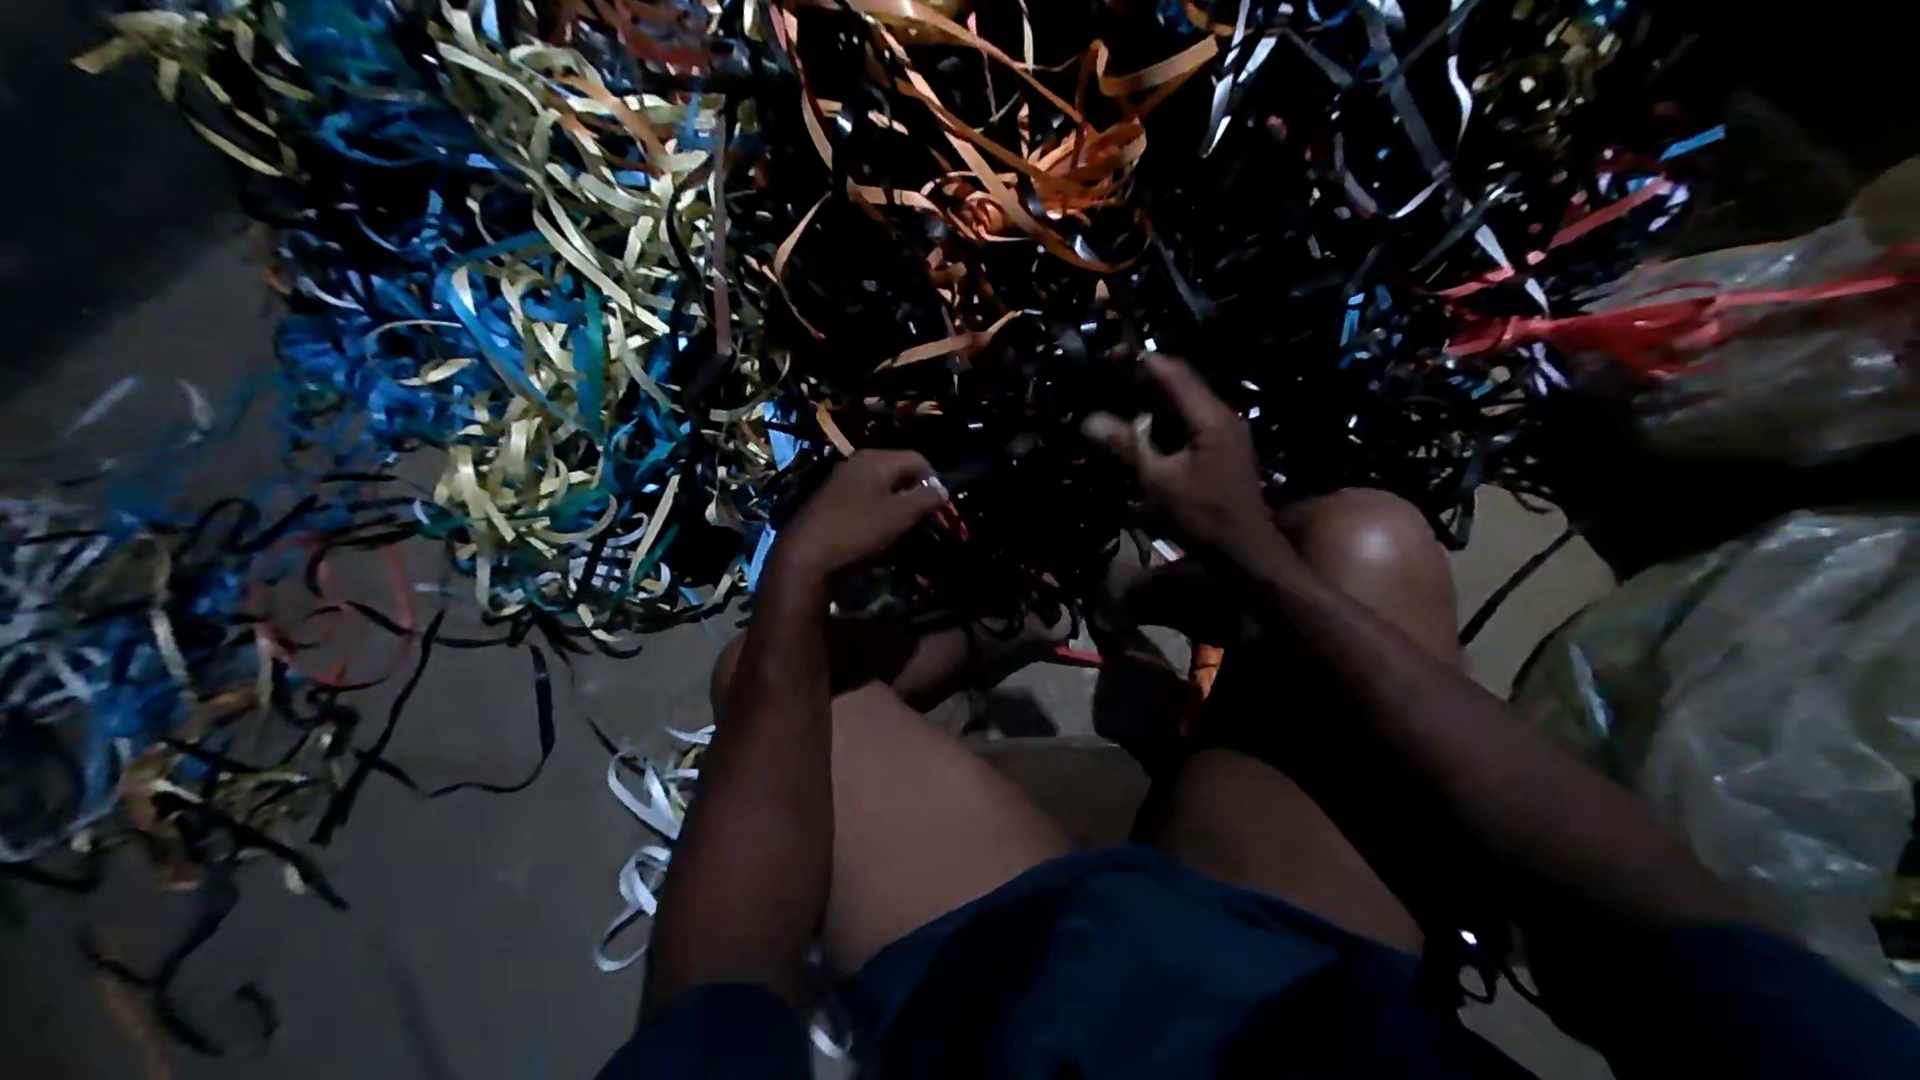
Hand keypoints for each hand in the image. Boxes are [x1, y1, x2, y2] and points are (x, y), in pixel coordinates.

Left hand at [773, 449, 946, 581]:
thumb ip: (926, 499)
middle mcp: (858, 462)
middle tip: (923, 516)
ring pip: (882, 484)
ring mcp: (842, 480)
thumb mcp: (900, 515)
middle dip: (915, 490)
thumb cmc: (858, 531)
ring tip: (903, 525)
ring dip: (897, 501)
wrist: (806, 556)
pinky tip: (878, 528)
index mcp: (876, 459)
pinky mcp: (832, 499)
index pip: (918, 459)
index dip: (934, 480)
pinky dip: (878, 508)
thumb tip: (943, 489)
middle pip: (899, 469)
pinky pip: (866, 496)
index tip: (939, 507)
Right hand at [1082, 354, 1280, 557]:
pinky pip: (1190, 422)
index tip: (1114, 354)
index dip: (1144, 361)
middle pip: (1182, 385)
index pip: (1176, 374)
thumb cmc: (1202, 514)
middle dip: (1146, 379)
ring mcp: (1226, 433)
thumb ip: (1127, 446)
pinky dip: (1166, 420)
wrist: (1243, 549)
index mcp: (1211, 417)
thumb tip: (1090, 421)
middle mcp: (1222, 417)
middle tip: (1111, 375)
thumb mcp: (1158, 480)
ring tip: (1121, 398)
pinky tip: (1144, 429)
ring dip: (1155, 400)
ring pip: (1186, 404)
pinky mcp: (1222, 449)